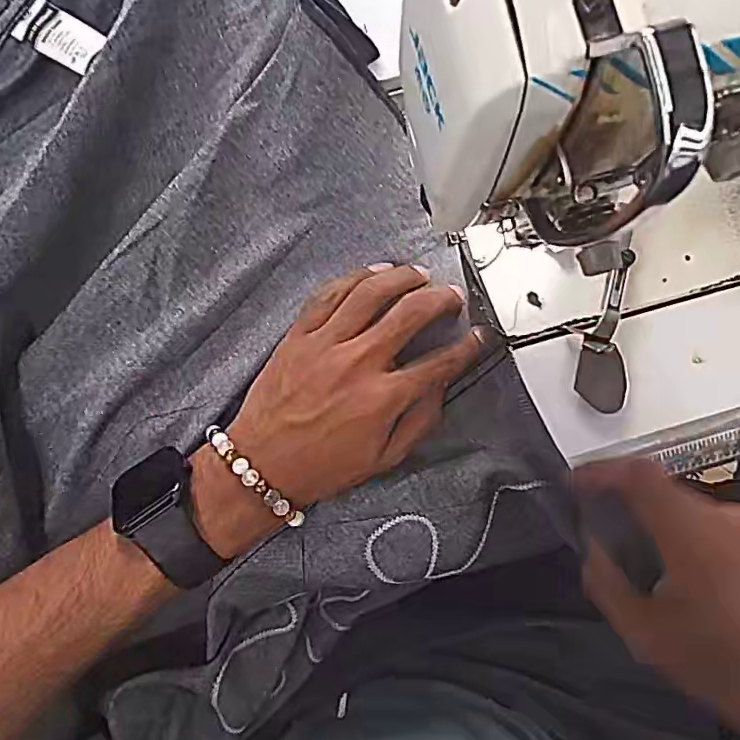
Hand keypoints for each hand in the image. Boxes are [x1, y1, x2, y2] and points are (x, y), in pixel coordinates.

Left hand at [192, 264, 489, 554]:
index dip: (467, 346)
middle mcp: (356, 364)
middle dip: (441, 298)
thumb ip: (419, 421)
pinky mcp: (299, 335)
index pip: (439, 362)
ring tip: (417, 275)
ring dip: (401, 277)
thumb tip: (440, 388)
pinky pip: (328, 294)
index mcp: (381, 398)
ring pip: (370, 292)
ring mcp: (325, 345)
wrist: (263, 464)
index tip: (476, 337)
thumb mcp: (383, 457)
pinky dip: (354, 278)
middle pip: (410, 312)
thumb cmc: (320, 465)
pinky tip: (371, 274)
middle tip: (451, 296)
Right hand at [576, 458, 739, 739]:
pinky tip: (666, 565)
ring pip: (679, 502)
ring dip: (648, 514)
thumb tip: (593, 547)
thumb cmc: (720, 666)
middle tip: (597, 519)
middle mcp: (722, 520)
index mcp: (691, 534)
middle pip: (657, 485)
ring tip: (630, 550)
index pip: (638, 474)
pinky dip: (674, 528)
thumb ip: (603, 577)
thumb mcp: (640, 629)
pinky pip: (702, 519)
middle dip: (621, 497)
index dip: (599, 471)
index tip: (576, 481)